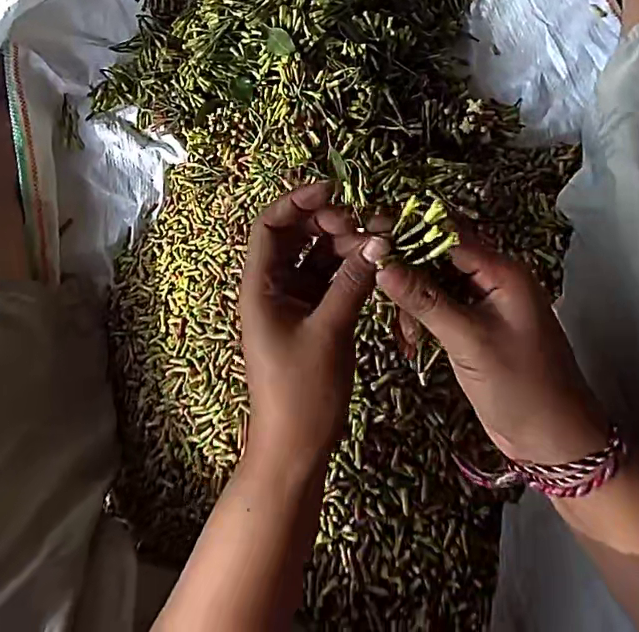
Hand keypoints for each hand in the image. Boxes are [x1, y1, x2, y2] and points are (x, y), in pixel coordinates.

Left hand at [240, 182, 380, 465]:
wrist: (295, 448)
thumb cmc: (300, 392)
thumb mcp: (329, 332)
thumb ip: (352, 283)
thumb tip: (379, 242)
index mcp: (259, 285)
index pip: (270, 225)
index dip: (297, 202)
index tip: (333, 190)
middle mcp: (272, 285)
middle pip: (296, 236)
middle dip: (328, 223)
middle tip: (362, 225)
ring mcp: (293, 299)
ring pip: (316, 255)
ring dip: (344, 245)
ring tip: (376, 245)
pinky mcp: (313, 314)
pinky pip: (330, 278)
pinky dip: (350, 268)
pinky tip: (374, 264)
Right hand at [370, 234, 607, 463]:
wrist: (556, 443)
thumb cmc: (521, 388)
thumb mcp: (468, 341)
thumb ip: (424, 300)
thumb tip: (383, 264)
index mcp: (503, 271)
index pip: (449, 235)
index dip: (409, 230)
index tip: (371, 232)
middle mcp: (495, 278)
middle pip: (440, 255)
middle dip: (406, 267)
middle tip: (372, 275)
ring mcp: (486, 303)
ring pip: (436, 282)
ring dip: (412, 299)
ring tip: (402, 331)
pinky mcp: (477, 325)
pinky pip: (442, 305)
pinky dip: (423, 317)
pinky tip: (410, 339)